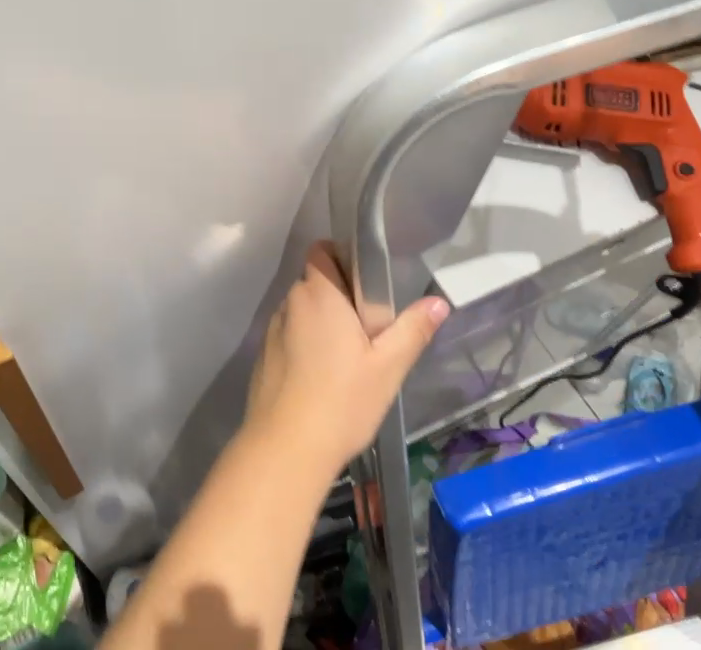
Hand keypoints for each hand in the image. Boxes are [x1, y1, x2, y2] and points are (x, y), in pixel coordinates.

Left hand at [245, 242, 450, 472]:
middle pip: (314, 282)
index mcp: (318, 294)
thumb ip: (412, 330)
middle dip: (339, 296)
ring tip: (349, 360)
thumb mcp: (388, 367)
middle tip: (369, 330)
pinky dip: (305, 347)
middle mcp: (289, 303)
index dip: (341, 258)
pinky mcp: (263, 357)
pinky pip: (289, 337)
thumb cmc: (342, 401)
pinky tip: (324, 380)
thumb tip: (438, 302)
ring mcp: (271, 330)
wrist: (285, 448)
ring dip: (322, 323)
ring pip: (301, 312)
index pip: (321, 251)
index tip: (366, 285)